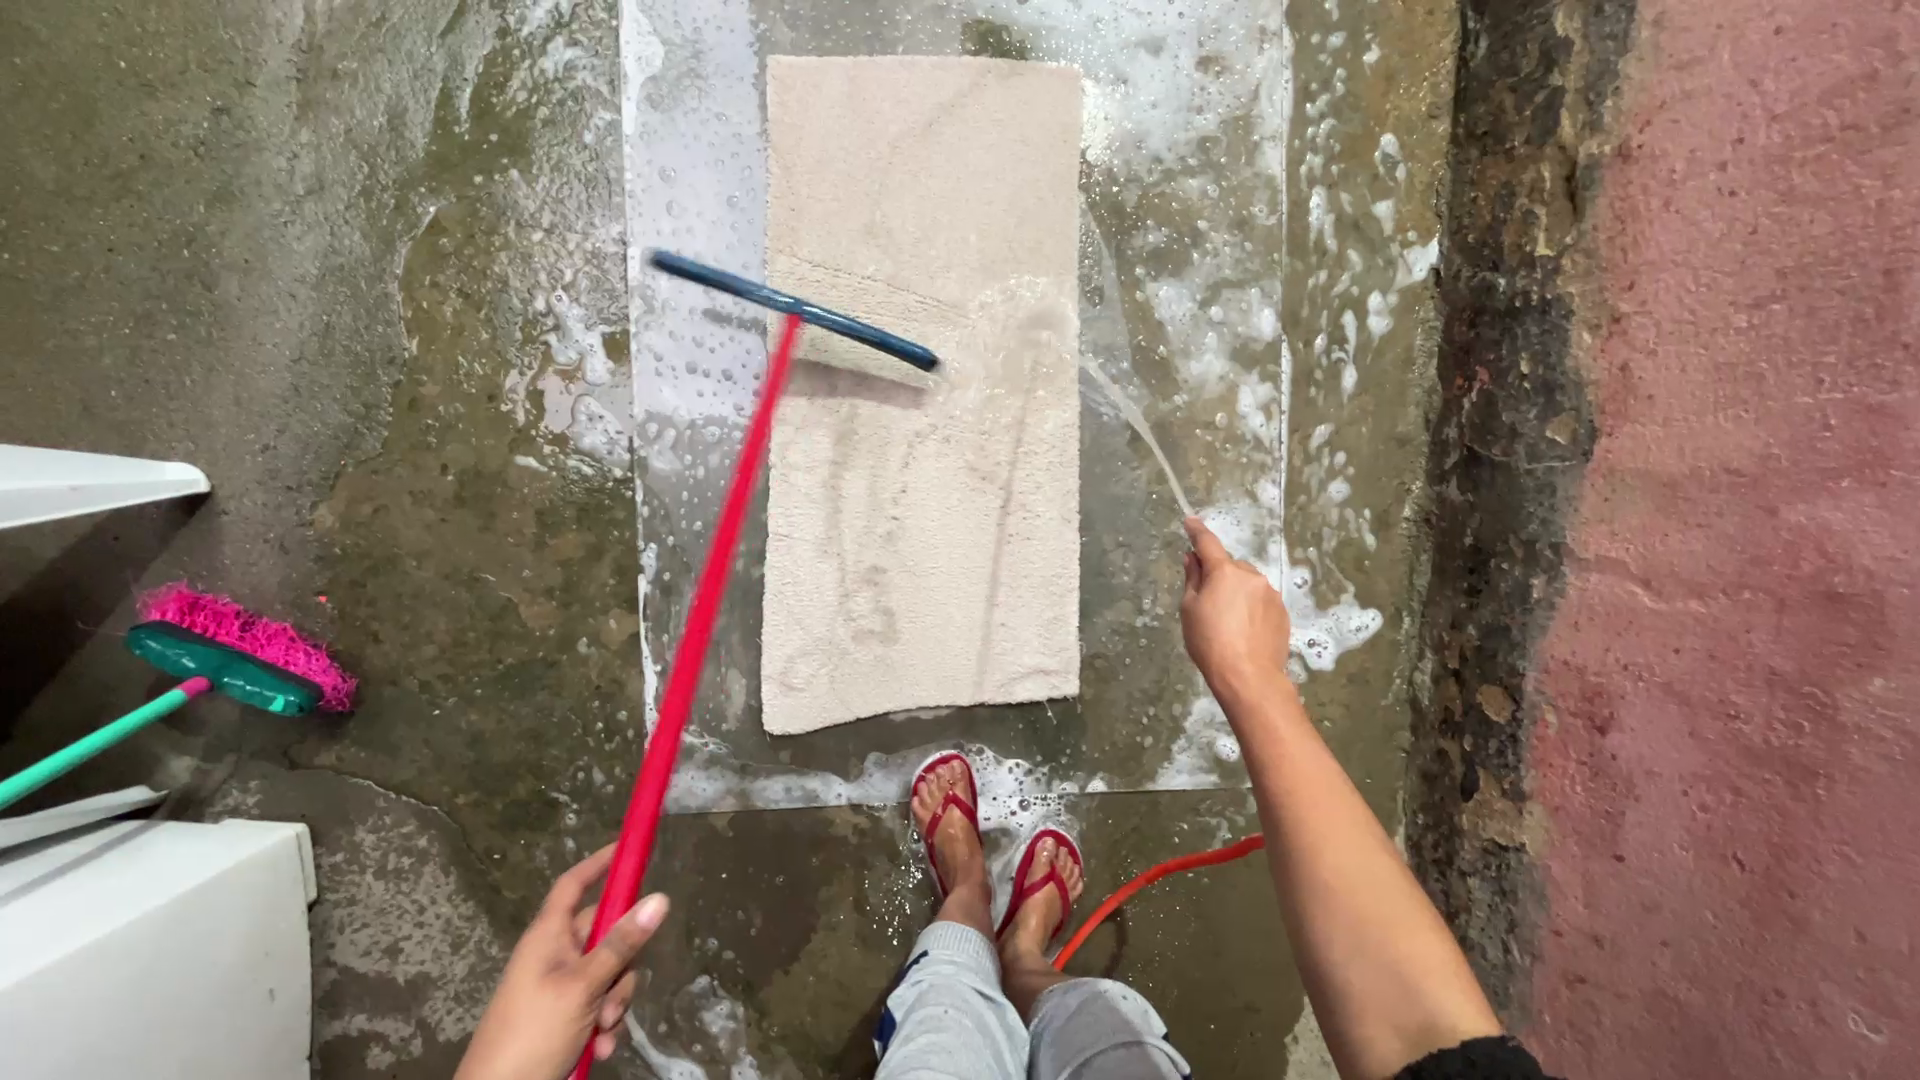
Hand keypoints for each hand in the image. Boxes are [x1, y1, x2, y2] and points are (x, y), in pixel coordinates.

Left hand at [455, 846, 669, 1079]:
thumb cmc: (532, 1033)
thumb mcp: (584, 986)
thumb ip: (622, 944)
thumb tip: (660, 897)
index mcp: (548, 937)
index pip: (574, 884)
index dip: (600, 863)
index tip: (629, 850)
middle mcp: (554, 956)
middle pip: (605, 934)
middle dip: (622, 963)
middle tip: (616, 992)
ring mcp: (558, 988)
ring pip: (609, 973)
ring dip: (615, 1001)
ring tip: (604, 1029)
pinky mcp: (564, 1017)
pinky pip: (600, 1004)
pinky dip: (605, 1024)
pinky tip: (600, 1048)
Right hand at [1181, 516, 1292, 698]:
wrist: (1248, 676)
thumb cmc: (1210, 642)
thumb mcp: (1190, 610)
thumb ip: (1192, 579)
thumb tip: (1193, 558)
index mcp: (1225, 572)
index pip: (1208, 543)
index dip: (1197, 532)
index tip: (1190, 521)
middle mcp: (1251, 576)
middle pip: (1230, 567)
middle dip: (1219, 576)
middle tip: (1207, 602)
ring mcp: (1270, 594)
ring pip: (1247, 584)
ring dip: (1237, 593)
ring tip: (1228, 622)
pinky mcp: (1282, 612)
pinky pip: (1261, 601)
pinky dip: (1251, 608)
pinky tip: (1244, 630)